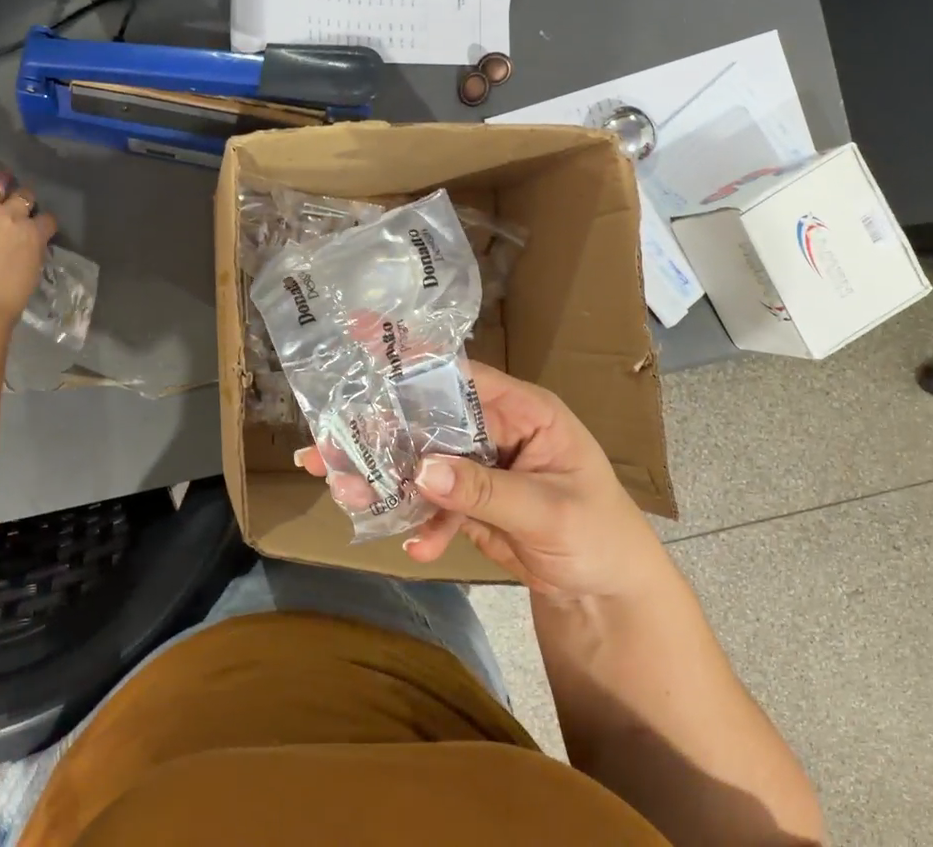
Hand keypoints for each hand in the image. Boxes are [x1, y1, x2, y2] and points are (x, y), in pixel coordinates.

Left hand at [0, 150, 56, 326]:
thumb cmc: (5, 302)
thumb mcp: (30, 276)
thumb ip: (31, 255)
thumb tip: (29, 248)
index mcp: (33, 235)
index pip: (46, 220)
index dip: (44, 221)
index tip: (41, 226)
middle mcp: (11, 217)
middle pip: (23, 197)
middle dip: (24, 198)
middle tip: (19, 201)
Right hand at [297, 362, 670, 598]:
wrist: (607, 597)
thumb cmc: (599, 538)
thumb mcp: (548, 511)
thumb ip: (485, 490)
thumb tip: (423, 470)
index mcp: (522, 411)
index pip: (460, 374)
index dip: (411, 355)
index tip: (358, 334)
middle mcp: (493, 430)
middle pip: (425, 419)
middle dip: (376, 433)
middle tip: (324, 445)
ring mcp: (476, 467)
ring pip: (417, 461)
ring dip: (382, 479)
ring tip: (342, 492)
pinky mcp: (467, 502)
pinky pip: (429, 502)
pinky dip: (416, 521)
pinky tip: (414, 548)